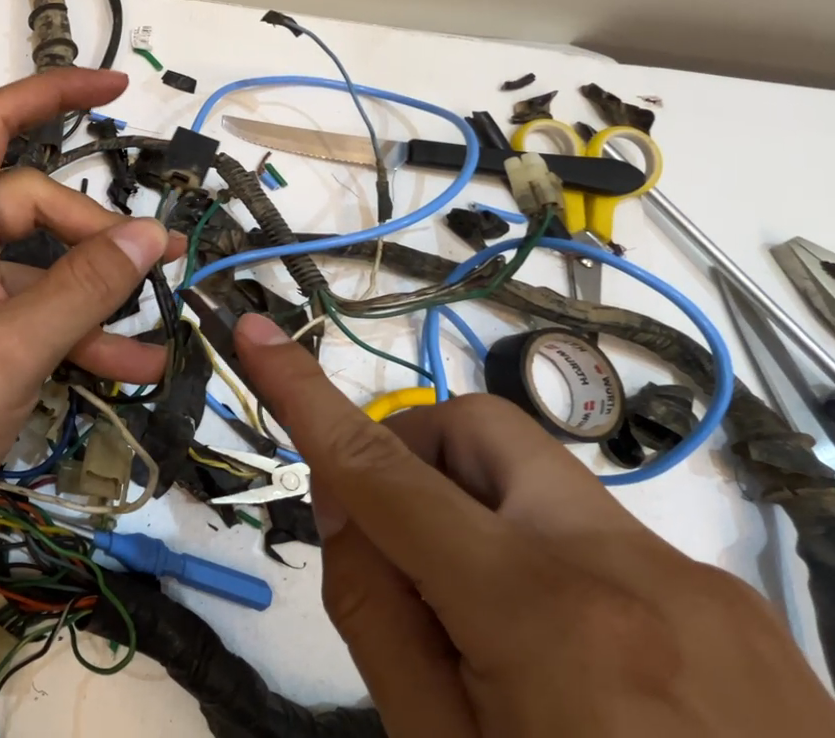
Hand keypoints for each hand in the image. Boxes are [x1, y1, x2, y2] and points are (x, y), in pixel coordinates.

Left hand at [0, 69, 173, 541]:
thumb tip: (155, 234)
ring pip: (42, 260)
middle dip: (95, 237)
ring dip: (96, 293)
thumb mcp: (17, 343)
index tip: (116, 87)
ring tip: (158, 324)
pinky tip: (131, 365)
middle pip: (34, 203)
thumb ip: (87, 284)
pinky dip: (76, 328)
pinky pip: (33, 304)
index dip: (52, 94)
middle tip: (159, 269)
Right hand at [232, 311, 834, 736]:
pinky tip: (573, 669)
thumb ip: (375, 612)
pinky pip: (604, 540)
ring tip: (486, 631)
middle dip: (409, 452)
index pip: (382, 470)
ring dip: (478, 515)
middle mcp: (630, 567)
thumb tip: (348, 505)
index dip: (304, 394)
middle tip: (388, 536)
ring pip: (541, 485)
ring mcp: (704, 585)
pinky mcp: (745, 611)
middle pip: (479, 430)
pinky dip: (544, 559)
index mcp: (540, 611)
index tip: (256, 332)